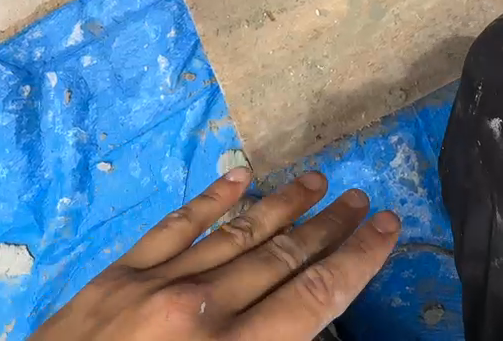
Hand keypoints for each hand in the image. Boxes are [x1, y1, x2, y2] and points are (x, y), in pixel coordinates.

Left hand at [30, 167, 399, 340]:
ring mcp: (155, 286)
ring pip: (236, 233)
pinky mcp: (115, 277)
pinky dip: (210, 201)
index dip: (357, 260)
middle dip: (327, 228)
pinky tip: (240, 178)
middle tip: (360, 198)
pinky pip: (174, 227)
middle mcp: (200, 312)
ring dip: (282, 206)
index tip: (387, 225)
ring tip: (318, 181)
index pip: (312, 299)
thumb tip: (305, 328)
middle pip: (281, 258)